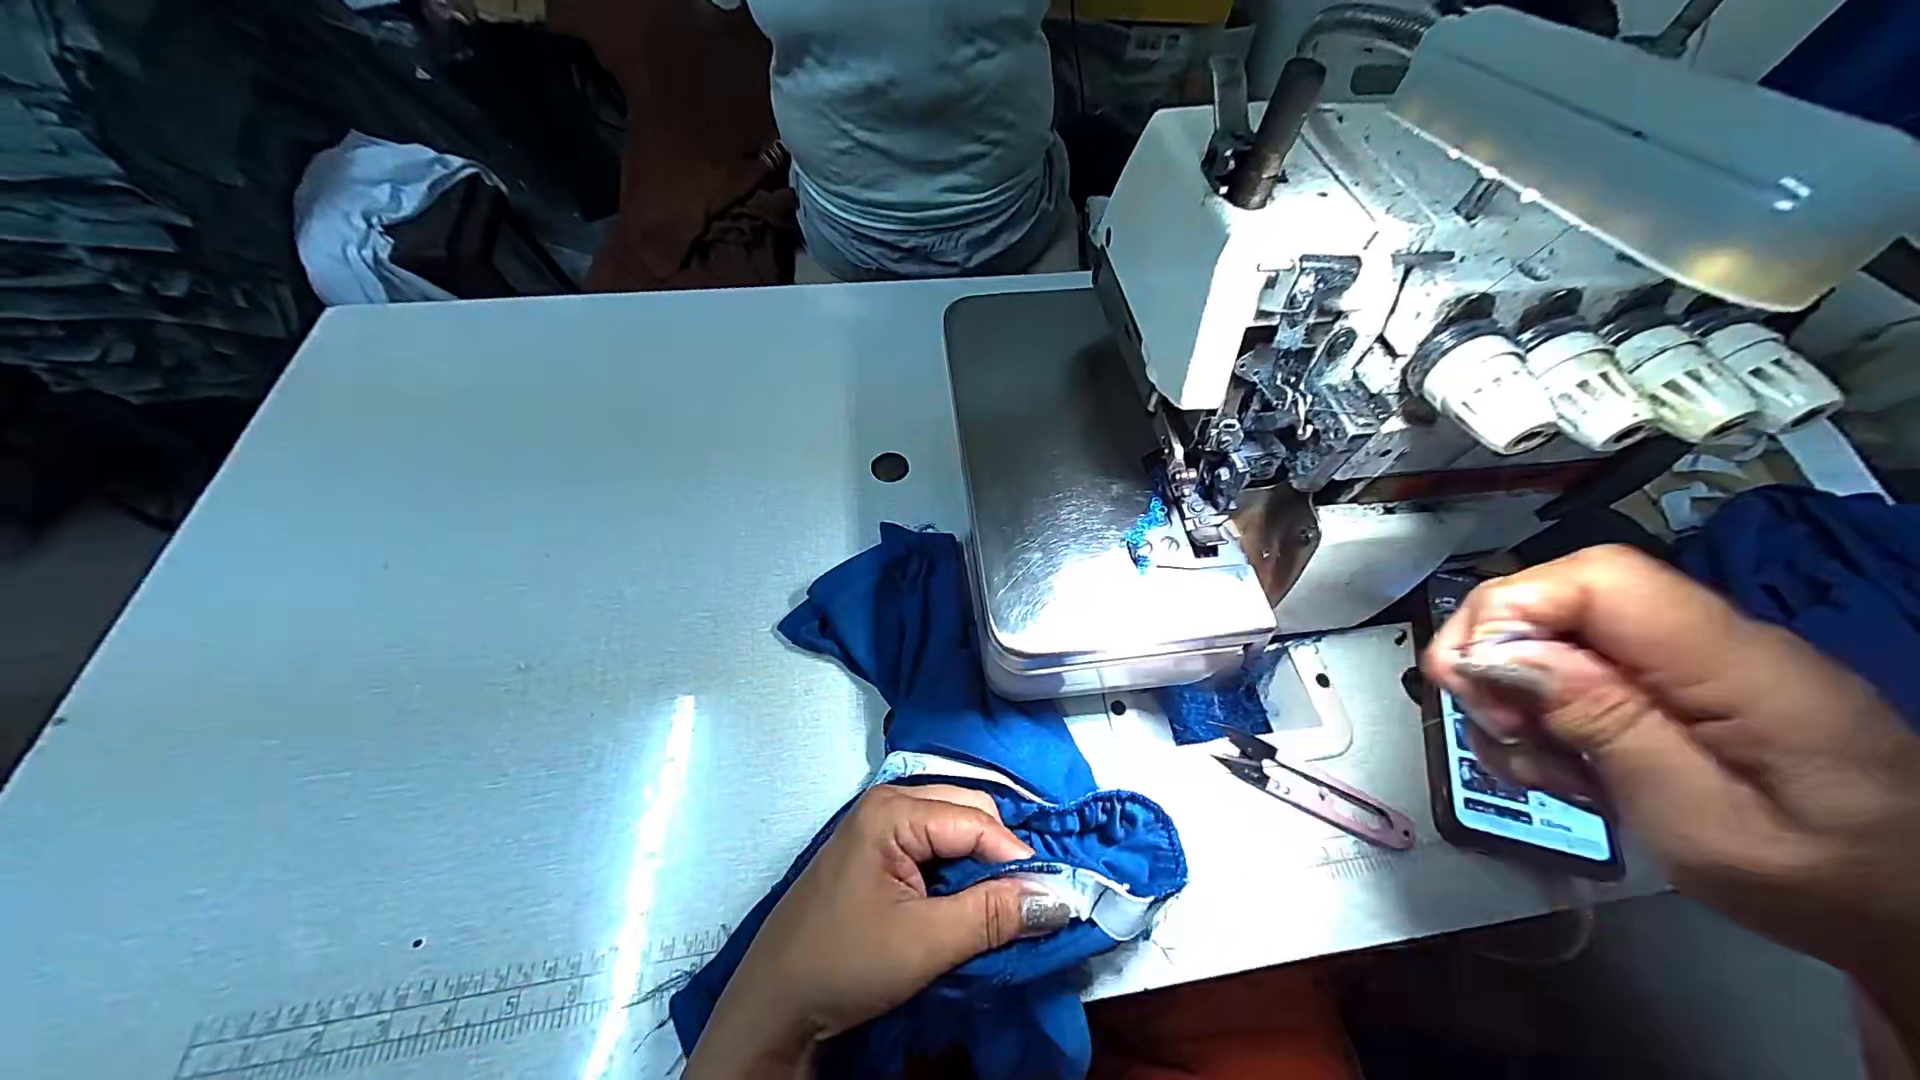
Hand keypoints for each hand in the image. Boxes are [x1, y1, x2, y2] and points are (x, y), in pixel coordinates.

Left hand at [685, 784, 1070, 1079]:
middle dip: (1000, 856)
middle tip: (1024, 903)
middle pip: (968, 812)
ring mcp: (881, 820)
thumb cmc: (843, 964)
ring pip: (955, 825)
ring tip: (999, 904)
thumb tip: (1058, 897)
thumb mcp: (925, 943)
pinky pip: (936, 840)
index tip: (1052, 897)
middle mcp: (889, 800)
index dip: (1017, 858)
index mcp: (893, 810)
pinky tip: (966, 898)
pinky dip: (960, 867)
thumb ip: (993, 914)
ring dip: (982, 862)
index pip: (976, 821)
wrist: (774, 1001)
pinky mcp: (880, 844)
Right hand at [1423, 547, 1919, 998]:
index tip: (1475, 680)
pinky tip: (1555, 764)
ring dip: (1508, 695)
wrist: (1914, 913)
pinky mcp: (1660, 686)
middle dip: (1493, 654)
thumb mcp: (1706, 823)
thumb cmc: (1824, 880)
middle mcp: (1703, 642)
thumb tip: (1501, 655)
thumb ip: (1607, 726)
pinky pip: (1565, 670)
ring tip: (1537, 765)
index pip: (1599, 579)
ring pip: (1544, 636)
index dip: (1511, 610)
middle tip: (1499, 726)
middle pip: (1554, 596)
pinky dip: (1534, 713)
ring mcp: (1679, 663)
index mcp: (1736, 664)